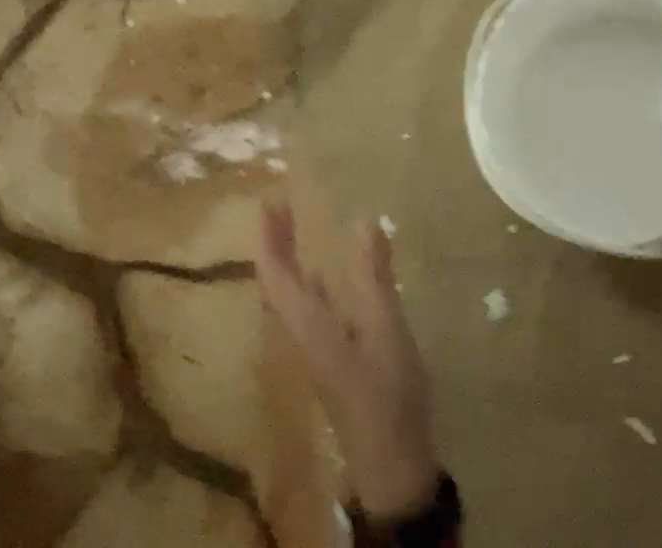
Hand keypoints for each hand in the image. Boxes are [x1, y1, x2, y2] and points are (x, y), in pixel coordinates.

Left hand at [257, 201, 438, 524]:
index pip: (275, 275)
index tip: (270, 202)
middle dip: (277, 245)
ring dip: (293, 262)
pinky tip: (334, 279)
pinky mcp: (337, 359)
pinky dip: (316, 283)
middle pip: (280, 284)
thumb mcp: (385, 328)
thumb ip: (373, 276)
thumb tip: (362, 220)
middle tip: (283, 208)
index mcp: (309, 325)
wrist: (392, 458)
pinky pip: (315, 309)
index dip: (269, 238)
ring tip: (301, 232)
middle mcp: (306, 334)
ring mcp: (320, 349)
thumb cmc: (386, 391)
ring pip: (295, 298)